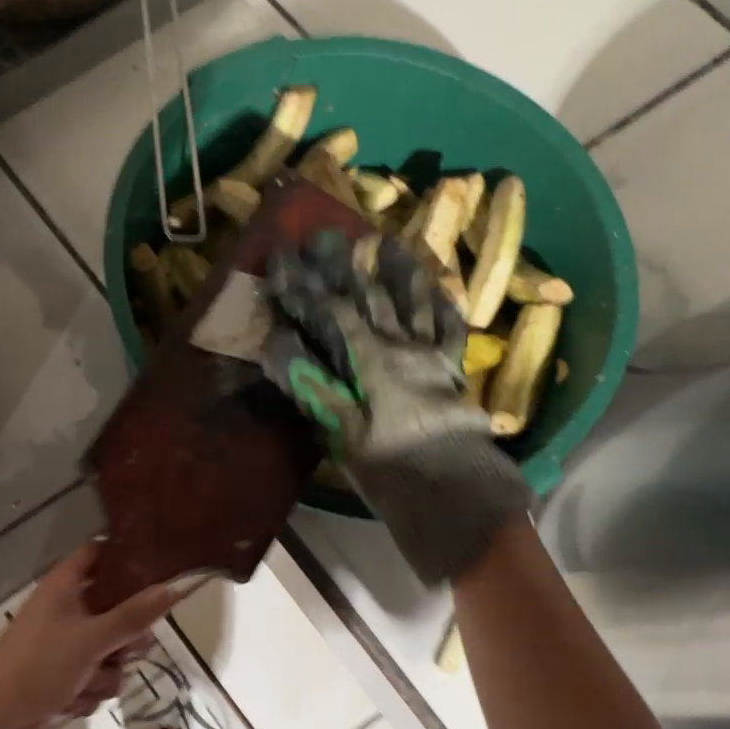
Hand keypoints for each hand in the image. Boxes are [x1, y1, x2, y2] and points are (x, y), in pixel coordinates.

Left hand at [0, 543, 184, 728]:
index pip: (99, 554)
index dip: (126, 558)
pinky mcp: (65, 674)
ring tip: (89, 682)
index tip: (159, 571)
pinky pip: (98, 675)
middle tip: (126, 650)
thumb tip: (174, 587)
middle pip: (116, 608)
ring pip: (112, 649)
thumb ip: (133, 616)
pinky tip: (74, 700)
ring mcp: (65, 642)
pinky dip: (91, 690)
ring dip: (107, 672)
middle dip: (125, 638)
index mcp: (64, 586)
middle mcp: (66, 608)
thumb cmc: (39, 666)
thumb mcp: (92, 639)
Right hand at [265, 231, 532, 583]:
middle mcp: (400, 347)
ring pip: (413, 302)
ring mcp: (431, 356)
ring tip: (385, 241)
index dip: (302, 284)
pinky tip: (438, 291)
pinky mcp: (452, 372)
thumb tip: (275, 341)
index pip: (329, 310)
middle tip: (325, 236)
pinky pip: (449, 329)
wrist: (454, 492)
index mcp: (368, 359)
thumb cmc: (386, 466)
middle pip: (369, 297)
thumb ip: (309, 381)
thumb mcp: (337, 429)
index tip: (281, 258)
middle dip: (342, 266)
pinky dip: (441, 305)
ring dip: (397, 271)